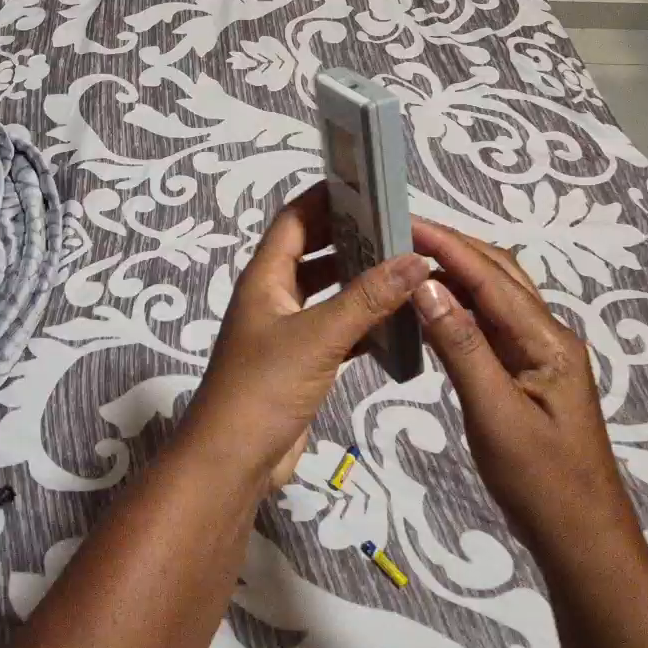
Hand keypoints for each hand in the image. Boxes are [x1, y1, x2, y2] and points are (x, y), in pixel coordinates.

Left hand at [182, 183, 430, 494]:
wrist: (234, 461)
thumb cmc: (264, 387)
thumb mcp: (318, 337)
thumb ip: (366, 299)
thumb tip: (414, 259)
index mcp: (265, 277)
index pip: (295, 220)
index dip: (326, 198)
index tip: (368, 186)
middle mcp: (273, 296)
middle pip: (313, 252)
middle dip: (351, 237)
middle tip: (400, 227)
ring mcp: (286, 331)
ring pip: (327, 292)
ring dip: (359, 281)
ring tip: (406, 268)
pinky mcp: (300, 363)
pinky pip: (335, 329)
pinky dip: (362, 322)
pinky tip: (396, 322)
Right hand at [410, 220, 647, 565]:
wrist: (580, 538)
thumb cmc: (541, 481)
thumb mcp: (496, 414)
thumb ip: (462, 346)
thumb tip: (426, 284)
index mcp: (547, 340)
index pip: (490, 277)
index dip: (447, 245)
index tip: (404, 221)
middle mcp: (547, 335)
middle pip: (498, 273)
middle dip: (452, 246)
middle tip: (400, 232)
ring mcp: (538, 352)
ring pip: (494, 295)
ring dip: (455, 271)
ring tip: (407, 259)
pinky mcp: (525, 370)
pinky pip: (489, 323)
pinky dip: (458, 304)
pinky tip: (430, 306)